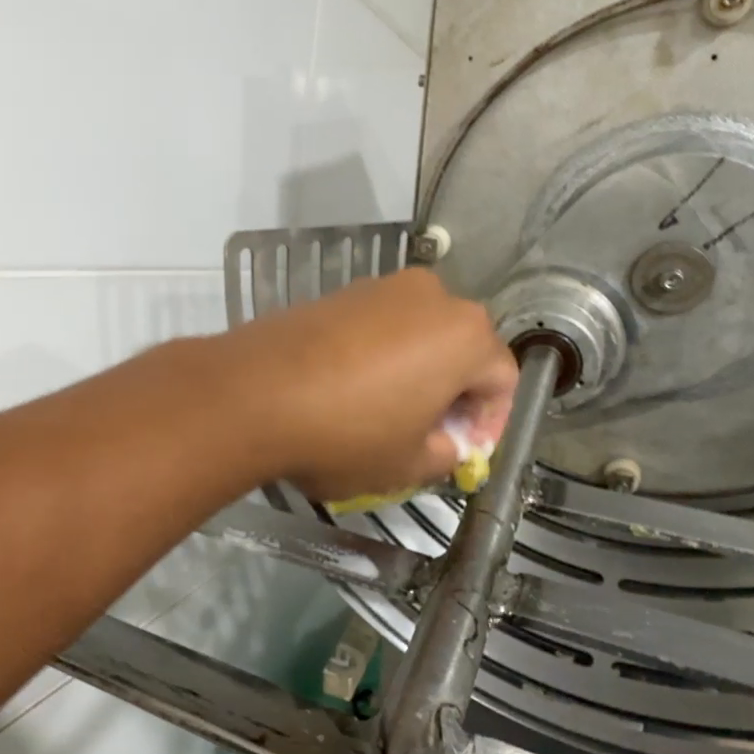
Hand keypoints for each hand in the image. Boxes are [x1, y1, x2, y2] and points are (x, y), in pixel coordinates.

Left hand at [216, 269, 518, 499]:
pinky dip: (378, 358)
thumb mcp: (408, 465)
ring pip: (417, 336)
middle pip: (461, 350)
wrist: (251, 393)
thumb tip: (446, 443)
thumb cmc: (346, 433)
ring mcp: (380, 287)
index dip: (489, 424)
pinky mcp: (338, 293)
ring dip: (414, 375)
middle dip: (453, 396)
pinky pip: (377, 328)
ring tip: (385, 417)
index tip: (462, 453)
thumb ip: (446, 454)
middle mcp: (432, 296)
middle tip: (427, 437)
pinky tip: (349, 393)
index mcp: (466, 335)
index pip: (503, 380)